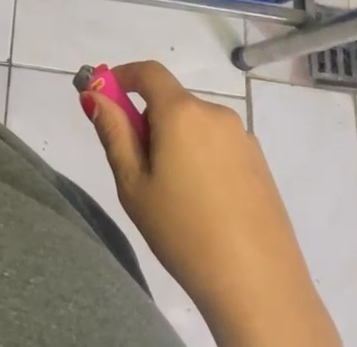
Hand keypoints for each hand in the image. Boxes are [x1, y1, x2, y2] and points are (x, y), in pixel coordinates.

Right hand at [83, 60, 339, 346]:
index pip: (149, 72)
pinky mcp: (260, 164)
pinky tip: (204, 206)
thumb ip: (113, 133)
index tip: (106, 96)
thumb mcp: (133, 184)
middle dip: (149, 122)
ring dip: (176, 143)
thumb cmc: (182, 231)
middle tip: (138, 169)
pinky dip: (202, 159)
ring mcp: (243, 139)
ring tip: (173, 196)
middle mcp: (216, 114)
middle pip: (172, 102)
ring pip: (195, 127)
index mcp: (182, 113)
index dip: (123, 76)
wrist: (258, 285)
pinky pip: (219, 147)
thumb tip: (96, 95)